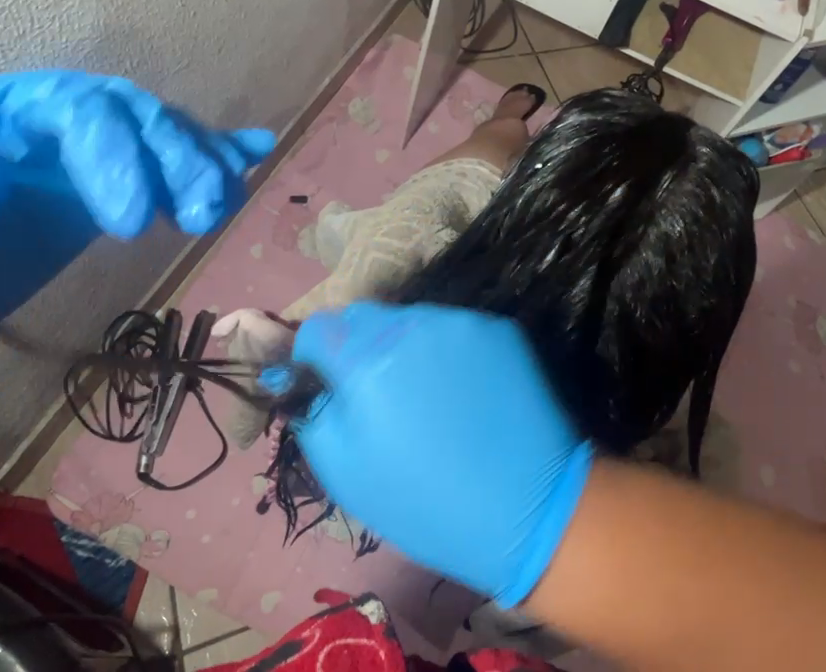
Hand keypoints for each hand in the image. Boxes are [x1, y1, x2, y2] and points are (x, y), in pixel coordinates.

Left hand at [0, 70, 274, 361]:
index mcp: (6, 113)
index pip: (77, 109)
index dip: (115, 153)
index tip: (130, 222)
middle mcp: (61, 117)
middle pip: (136, 116)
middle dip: (175, 160)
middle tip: (199, 217)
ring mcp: (96, 148)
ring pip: (165, 134)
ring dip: (202, 165)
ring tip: (219, 210)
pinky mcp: (122, 178)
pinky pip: (176, 156)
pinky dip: (216, 154)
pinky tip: (249, 161)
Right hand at [288, 302, 594, 605]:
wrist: (531, 510)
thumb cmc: (425, 503)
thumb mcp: (346, 470)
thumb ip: (313, 411)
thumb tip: (294, 378)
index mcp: (367, 358)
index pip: (317, 328)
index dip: (310, 355)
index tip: (321, 384)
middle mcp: (413, 324)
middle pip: (363, 315)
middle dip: (353, 346)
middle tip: (369, 394)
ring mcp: (461, 322)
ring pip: (409, 318)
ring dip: (399, 345)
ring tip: (420, 395)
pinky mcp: (500, 329)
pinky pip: (452, 329)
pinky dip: (442, 351)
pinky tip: (459, 392)